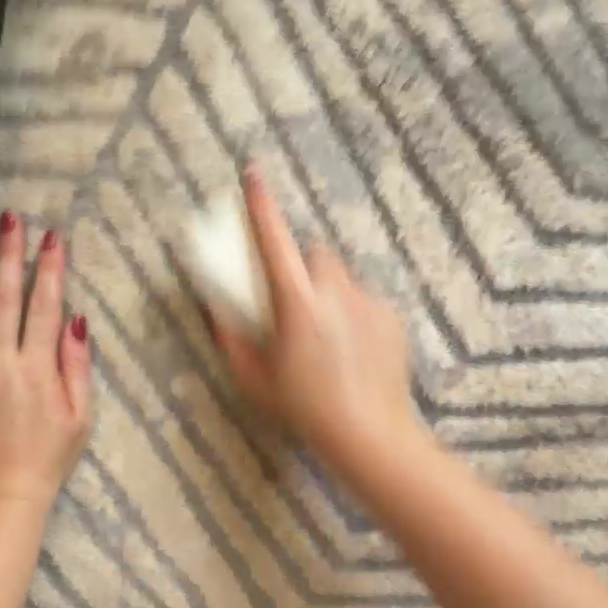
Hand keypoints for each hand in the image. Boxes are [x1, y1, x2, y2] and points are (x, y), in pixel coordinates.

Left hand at [0, 211, 93, 524]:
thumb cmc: (47, 460)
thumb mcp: (81, 419)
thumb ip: (78, 368)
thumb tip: (78, 321)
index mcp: (38, 370)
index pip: (46, 308)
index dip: (50, 271)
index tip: (52, 238)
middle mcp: (1, 363)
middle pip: (5, 300)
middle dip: (9, 257)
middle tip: (12, 221)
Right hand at [208, 169, 419, 468]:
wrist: (368, 433)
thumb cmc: (303, 408)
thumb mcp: (253, 378)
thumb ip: (230, 337)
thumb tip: (216, 309)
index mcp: (297, 304)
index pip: (274, 242)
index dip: (260, 206)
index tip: (252, 174)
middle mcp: (335, 293)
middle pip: (314, 255)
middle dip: (300, 268)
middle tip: (293, 303)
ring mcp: (368, 302)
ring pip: (341, 279)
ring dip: (327, 293)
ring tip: (326, 337)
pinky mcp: (391, 316)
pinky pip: (364, 300)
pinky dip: (352, 314)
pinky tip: (350, 351)